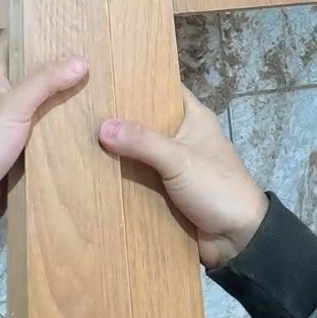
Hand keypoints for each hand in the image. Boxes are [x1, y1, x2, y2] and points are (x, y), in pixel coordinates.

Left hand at [0, 31, 87, 220]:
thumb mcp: (11, 107)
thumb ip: (45, 81)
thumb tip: (82, 59)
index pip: (14, 40)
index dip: (36, 26)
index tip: (68, 15)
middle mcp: (1, 95)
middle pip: (35, 70)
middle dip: (63, 61)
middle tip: (99, 47)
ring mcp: (12, 123)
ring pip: (45, 100)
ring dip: (68, 94)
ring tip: (105, 79)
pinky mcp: (22, 148)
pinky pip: (48, 129)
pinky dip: (66, 123)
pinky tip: (93, 117)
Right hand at [98, 90, 268, 267]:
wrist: (238, 239)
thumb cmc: (216, 186)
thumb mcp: (179, 159)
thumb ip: (142, 142)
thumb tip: (101, 126)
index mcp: (194, 117)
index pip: (164, 88)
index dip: (138, 82)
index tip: (104, 78)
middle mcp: (184, 135)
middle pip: (147, 121)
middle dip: (120, 121)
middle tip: (81, 113)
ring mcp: (175, 164)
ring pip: (140, 152)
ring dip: (118, 153)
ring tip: (78, 143)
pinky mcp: (168, 191)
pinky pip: (141, 179)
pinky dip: (124, 179)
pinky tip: (93, 175)